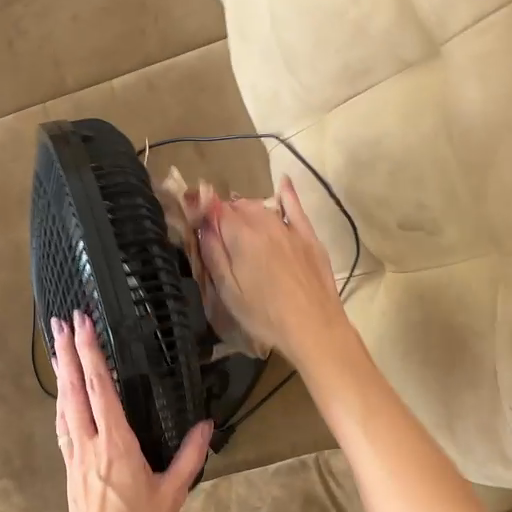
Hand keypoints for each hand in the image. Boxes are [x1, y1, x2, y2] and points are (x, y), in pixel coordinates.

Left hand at [51, 312, 211, 511]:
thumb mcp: (173, 493)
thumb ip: (189, 456)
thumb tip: (205, 425)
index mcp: (115, 446)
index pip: (100, 388)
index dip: (90, 353)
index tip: (81, 324)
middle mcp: (89, 446)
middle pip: (72, 390)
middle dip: (66, 353)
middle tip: (58, 322)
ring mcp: (75, 459)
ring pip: (63, 408)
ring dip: (61, 376)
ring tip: (57, 350)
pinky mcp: (70, 473)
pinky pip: (63, 429)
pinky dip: (62, 405)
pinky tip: (63, 401)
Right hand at [197, 175, 348, 362]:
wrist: (314, 327)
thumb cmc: (265, 316)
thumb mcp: (229, 292)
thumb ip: (214, 254)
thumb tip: (202, 225)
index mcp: (240, 236)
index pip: (215, 211)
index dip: (204, 213)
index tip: (197, 221)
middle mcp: (264, 223)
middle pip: (239, 207)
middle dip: (226, 214)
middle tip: (220, 236)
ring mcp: (289, 228)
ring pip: (263, 207)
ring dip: (248, 210)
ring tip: (241, 225)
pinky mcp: (309, 237)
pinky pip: (296, 206)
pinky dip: (287, 193)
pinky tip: (283, 184)